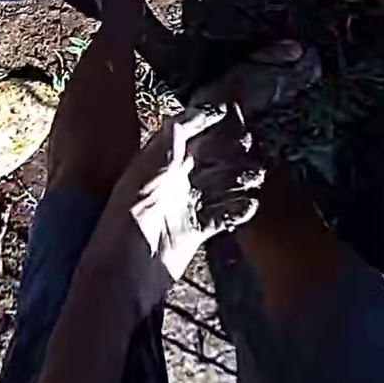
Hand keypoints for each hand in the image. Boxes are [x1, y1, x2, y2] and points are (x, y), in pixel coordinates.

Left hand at [80, 104, 265, 313]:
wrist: (123, 275)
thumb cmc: (127, 221)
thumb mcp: (145, 179)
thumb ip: (165, 150)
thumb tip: (181, 118)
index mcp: (156, 160)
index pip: (186, 131)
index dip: (206, 118)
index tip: (230, 107)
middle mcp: (172, 178)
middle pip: (206, 155)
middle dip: (229, 146)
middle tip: (254, 139)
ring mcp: (183, 204)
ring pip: (217, 183)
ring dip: (238, 177)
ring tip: (260, 172)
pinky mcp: (193, 231)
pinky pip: (220, 215)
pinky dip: (237, 209)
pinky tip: (252, 205)